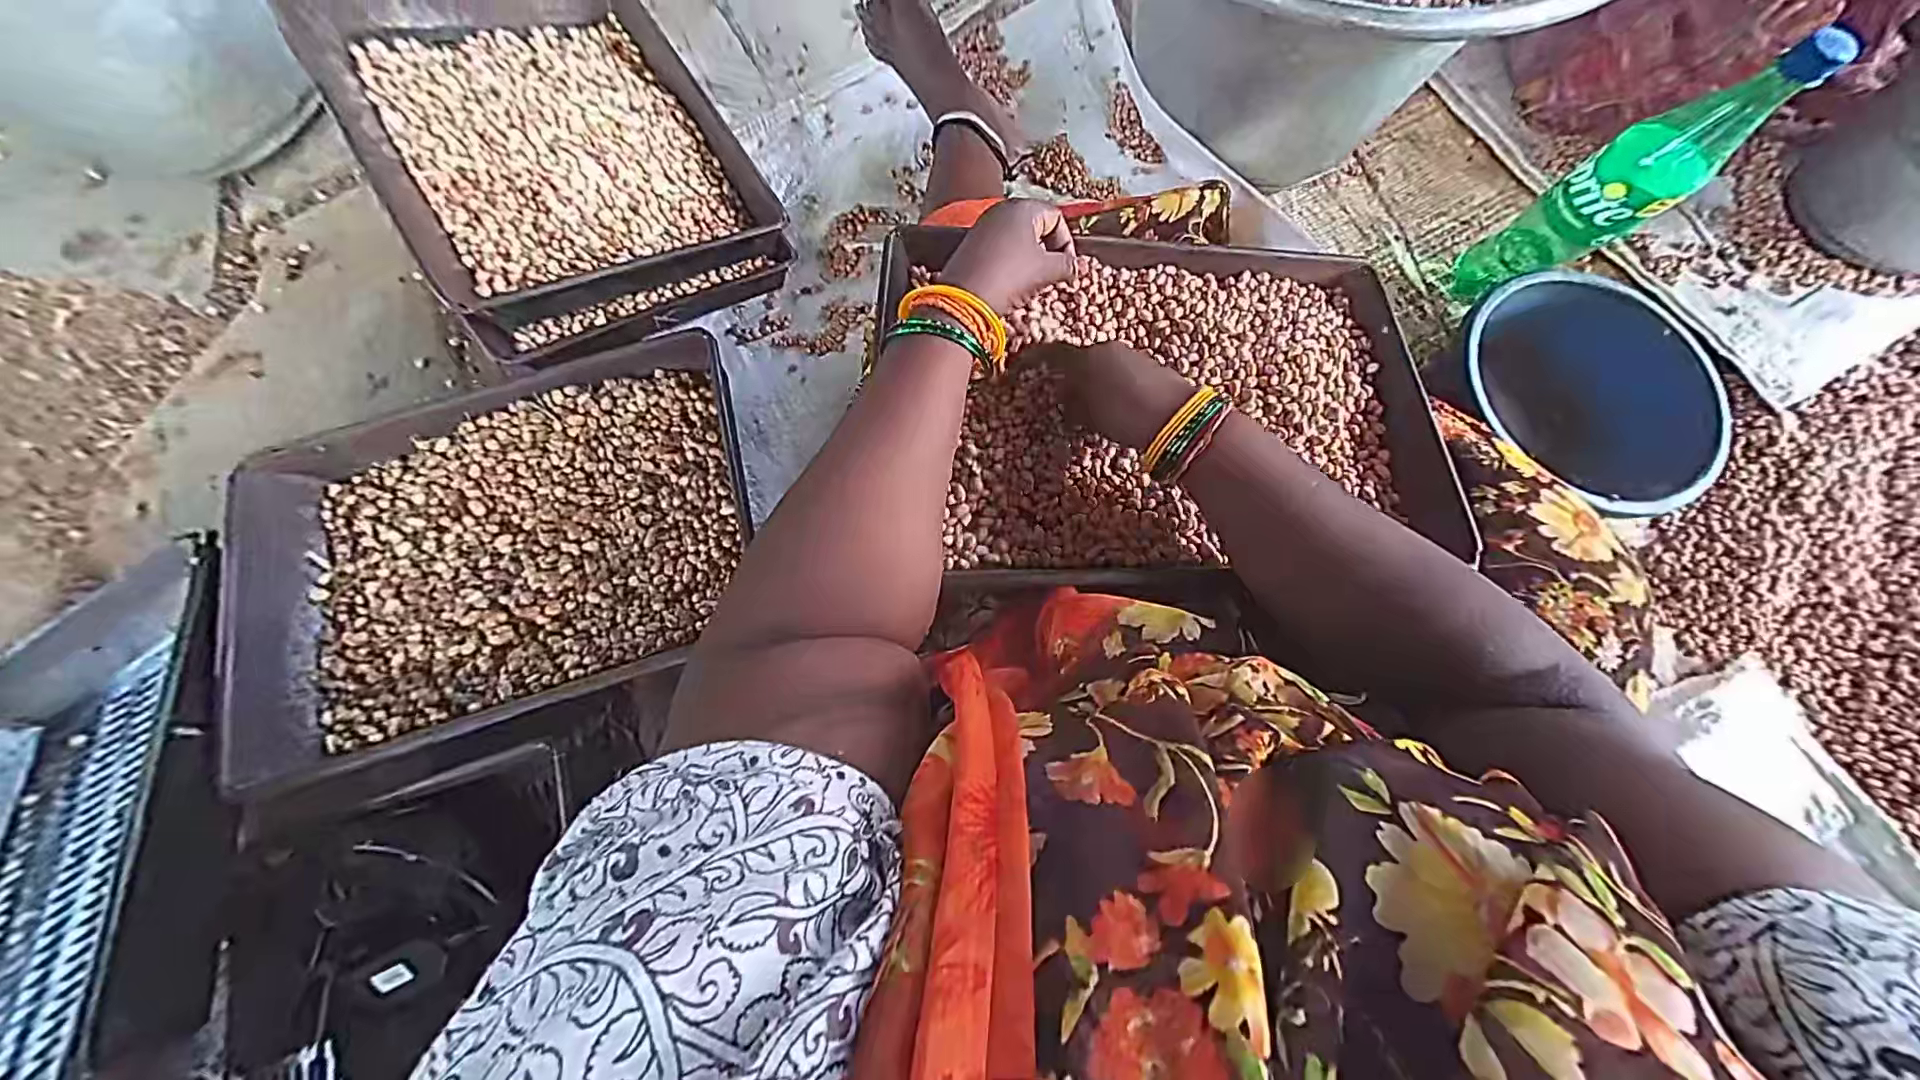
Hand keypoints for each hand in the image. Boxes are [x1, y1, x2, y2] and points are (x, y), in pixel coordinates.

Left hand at [939, 199, 1076, 313]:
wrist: (966, 299)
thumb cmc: (1009, 277)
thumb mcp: (1046, 271)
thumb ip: (1067, 265)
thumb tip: (1078, 267)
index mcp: (1023, 207)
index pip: (1056, 219)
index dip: (1066, 244)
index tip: (1067, 267)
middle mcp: (1002, 210)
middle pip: (1037, 227)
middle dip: (1049, 251)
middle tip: (1052, 275)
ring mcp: (984, 226)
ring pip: (1018, 239)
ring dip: (1031, 259)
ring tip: (1031, 282)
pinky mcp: (972, 244)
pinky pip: (1001, 249)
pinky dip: (1011, 263)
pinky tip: (1011, 283)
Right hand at [1034, 340, 1194, 450]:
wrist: (1177, 418)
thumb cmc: (1125, 415)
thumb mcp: (1089, 415)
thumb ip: (1071, 402)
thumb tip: (1062, 397)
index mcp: (1087, 355)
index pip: (1052, 353)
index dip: (1035, 360)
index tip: (1022, 367)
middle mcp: (1107, 349)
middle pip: (1077, 359)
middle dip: (1065, 376)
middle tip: (1056, 397)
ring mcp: (1130, 356)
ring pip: (1098, 366)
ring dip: (1087, 383)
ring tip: (1082, 408)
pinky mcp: (1148, 367)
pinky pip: (1116, 374)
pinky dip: (1106, 386)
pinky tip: (1108, 406)